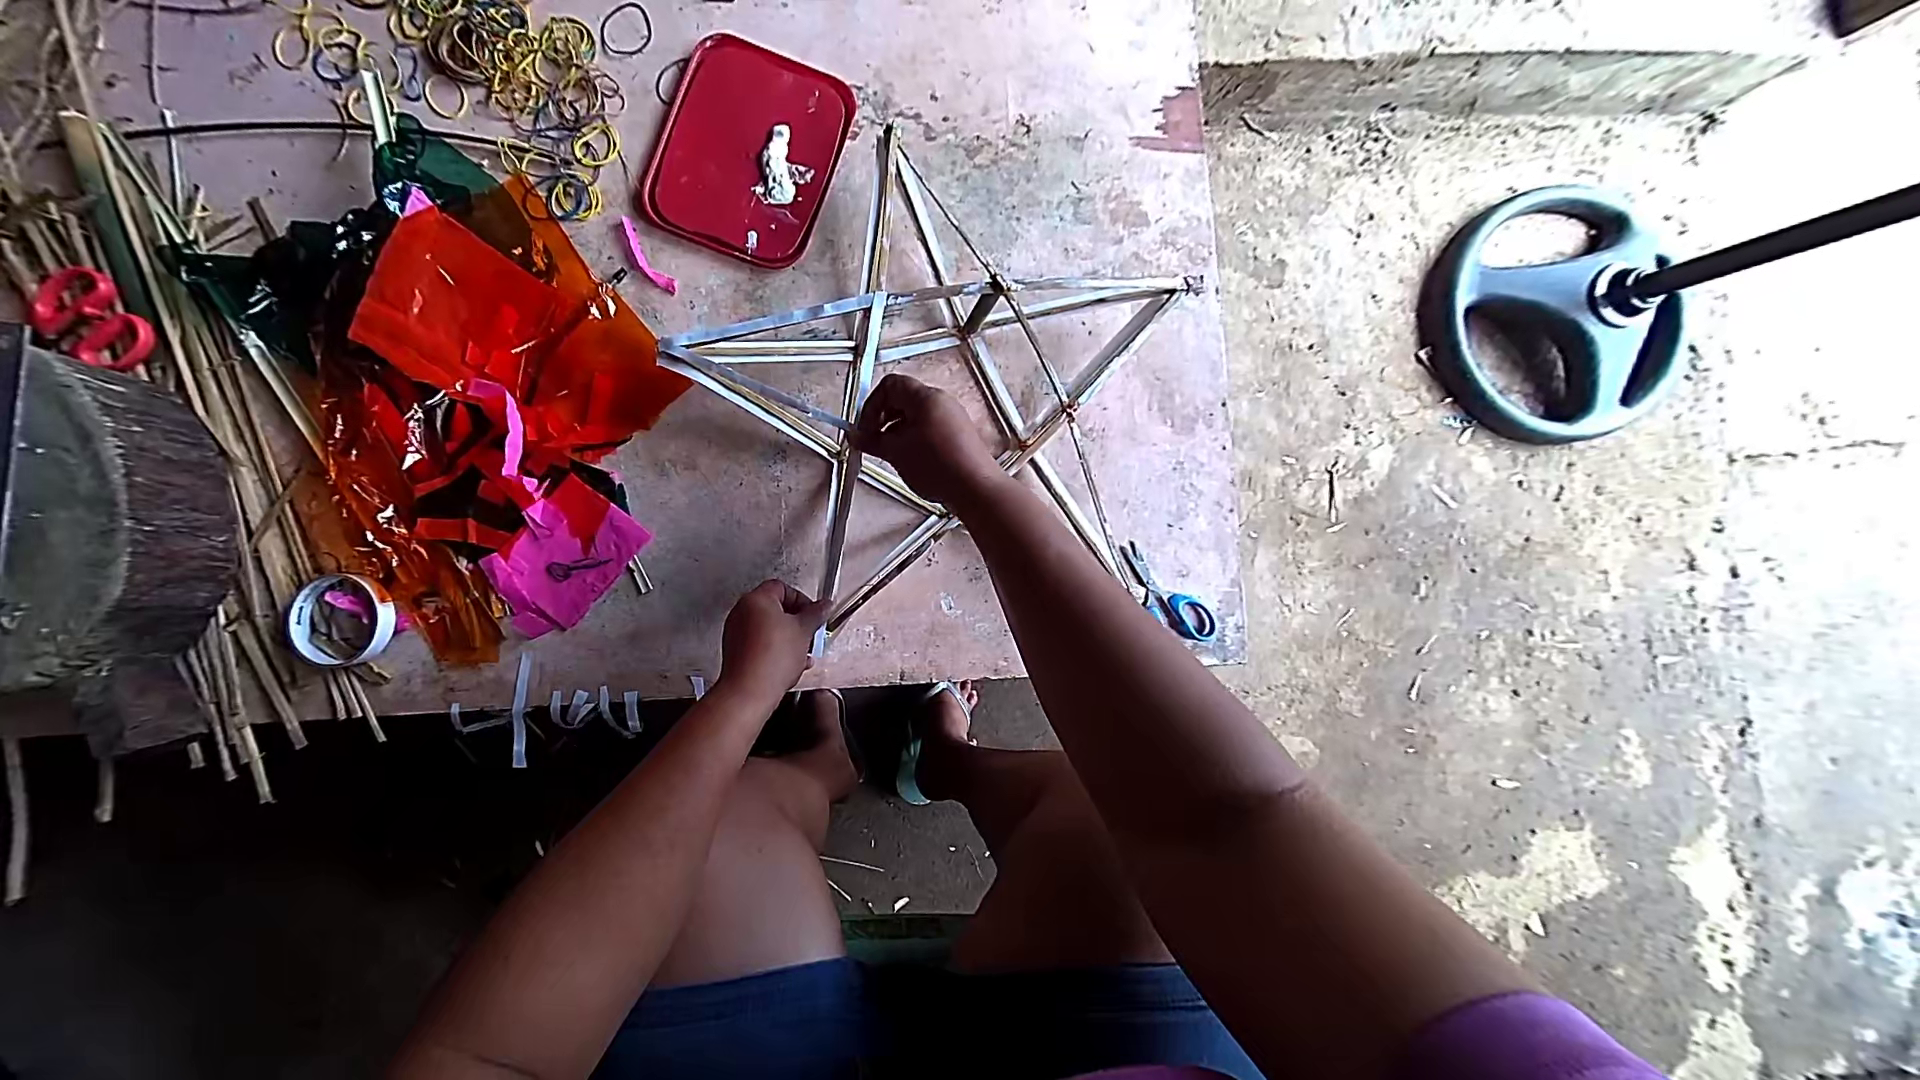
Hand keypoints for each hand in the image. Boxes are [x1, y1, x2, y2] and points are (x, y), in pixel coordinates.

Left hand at [719, 580, 830, 698]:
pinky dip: (775, 649)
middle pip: (775, 608)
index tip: (813, 613)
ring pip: (768, 627)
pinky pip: (760, 643)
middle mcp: (741, 612)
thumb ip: (816, 613)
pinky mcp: (736, 651)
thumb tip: (824, 605)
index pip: (782, 587)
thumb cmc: (771, 659)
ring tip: (801, 651)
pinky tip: (789, 663)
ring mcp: (736, 632)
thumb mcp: (804, 631)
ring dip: (788, 637)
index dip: (802, 600)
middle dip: (796, 621)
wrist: (750, 690)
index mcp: (756, 600)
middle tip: (808, 632)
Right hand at [854, 374, 1007, 508]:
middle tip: (874, 440)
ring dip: (898, 431)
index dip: (872, 405)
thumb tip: (859, 437)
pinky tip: (911, 461)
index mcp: (926, 397)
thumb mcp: (897, 453)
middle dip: (883, 419)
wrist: (975, 488)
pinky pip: (931, 429)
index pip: (890, 385)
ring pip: (917, 416)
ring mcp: (953, 418)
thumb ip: (872, 441)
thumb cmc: (943, 467)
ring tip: (892, 454)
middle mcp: (942, 402)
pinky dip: (915, 440)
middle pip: (903, 399)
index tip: (865, 426)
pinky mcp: (959, 435)